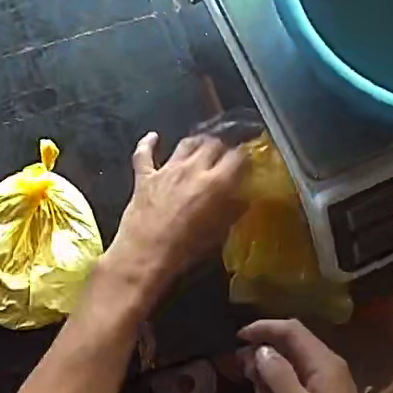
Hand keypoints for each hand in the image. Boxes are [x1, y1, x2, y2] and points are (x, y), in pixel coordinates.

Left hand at [104, 132, 248, 298]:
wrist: (144, 255)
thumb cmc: (184, 250)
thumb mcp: (218, 234)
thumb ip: (232, 212)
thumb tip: (243, 200)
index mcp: (215, 183)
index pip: (237, 156)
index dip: (245, 156)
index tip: (248, 161)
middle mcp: (192, 169)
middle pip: (213, 143)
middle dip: (223, 146)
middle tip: (226, 154)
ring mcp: (166, 170)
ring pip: (186, 142)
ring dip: (197, 142)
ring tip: (203, 145)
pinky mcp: (144, 176)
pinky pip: (144, 153)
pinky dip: (149, 143)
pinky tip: (153, 137)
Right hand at [239, 319, 392, 392]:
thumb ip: (278, 375)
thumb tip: (261, 349)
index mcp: (324, 363)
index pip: (291, 329)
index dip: (263, 328)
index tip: (238, 339)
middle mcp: (328, 366)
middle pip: (291, 345)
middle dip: (265, 355)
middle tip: (245, 375)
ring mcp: (329, 383)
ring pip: (292, 365)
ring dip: (271, 376)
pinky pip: (299, 384)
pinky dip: (281, 390)